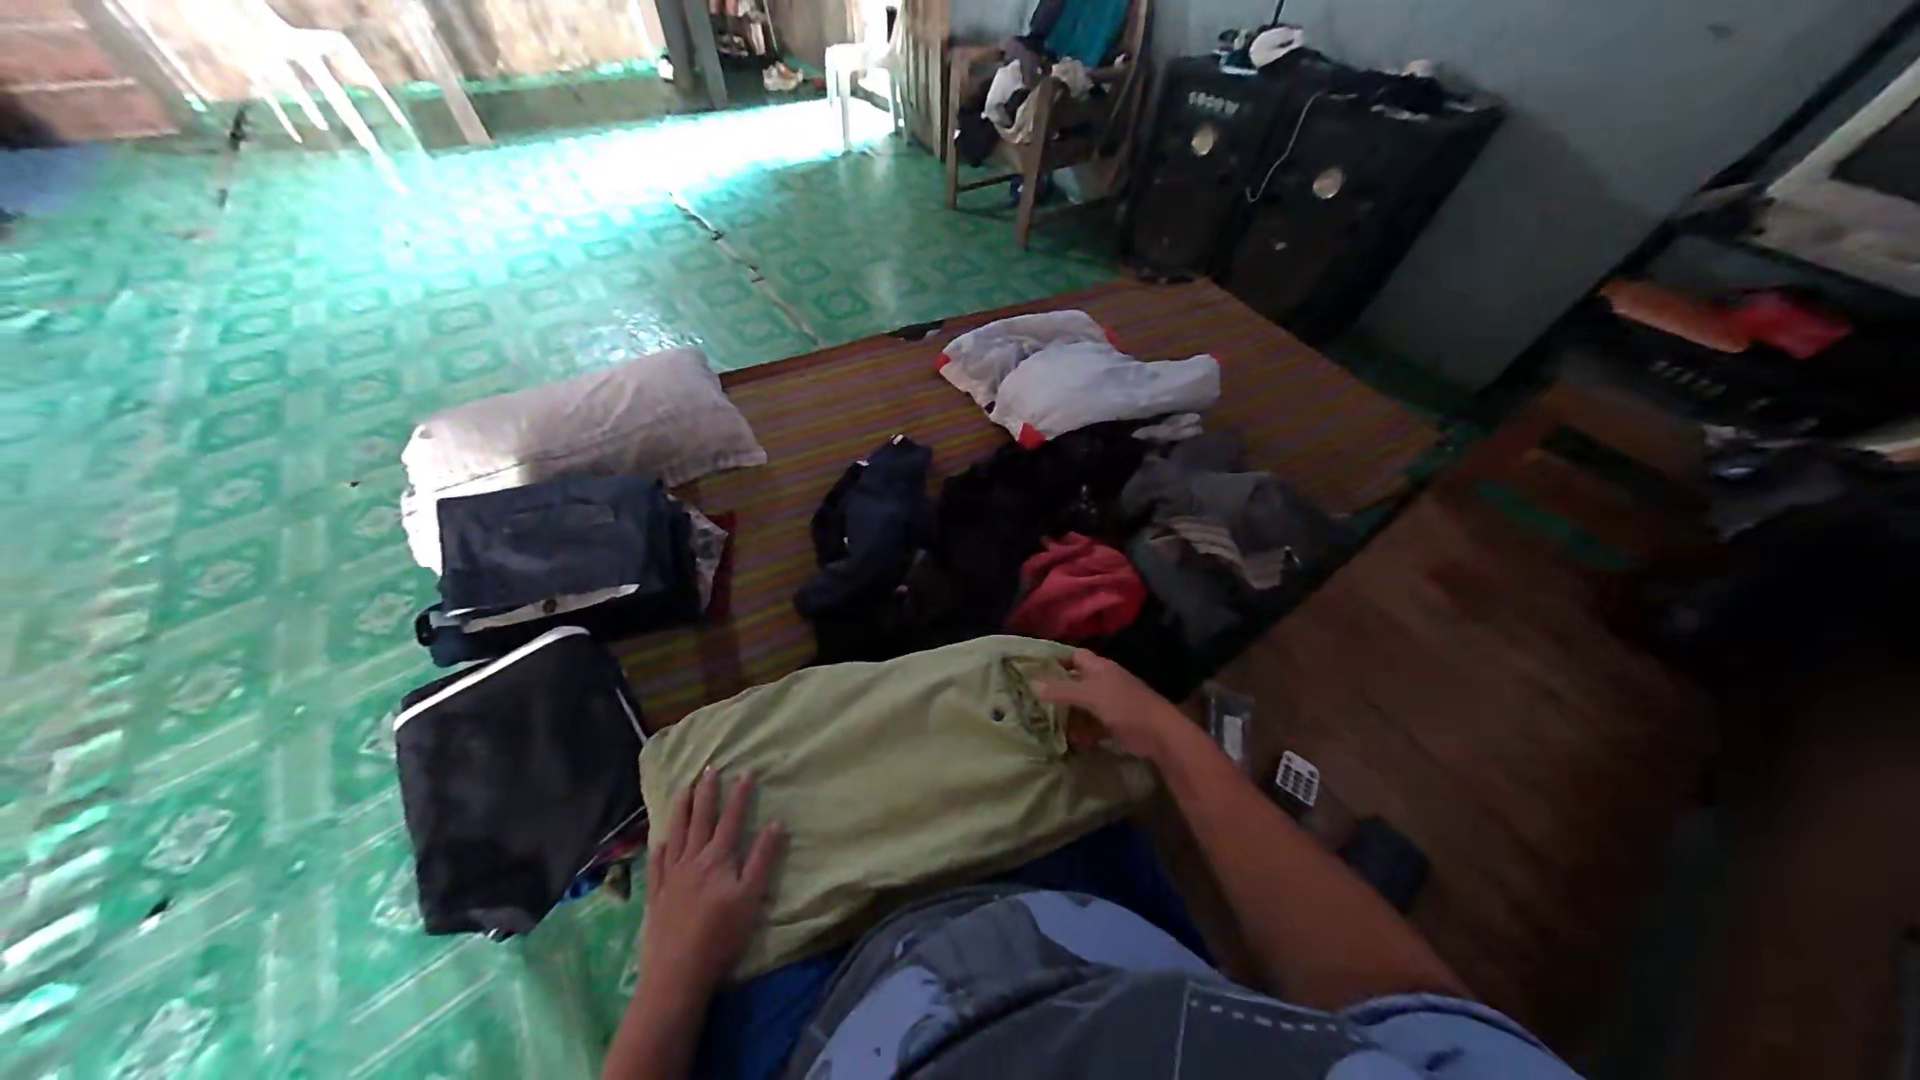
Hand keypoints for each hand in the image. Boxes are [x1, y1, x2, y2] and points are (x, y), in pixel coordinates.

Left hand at [640, 768, 784, 991]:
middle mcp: (692, 860)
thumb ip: (762, 859)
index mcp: (718, 859)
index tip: (746, 772)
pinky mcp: (656, 896)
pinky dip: (659, 847)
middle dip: (707, 792)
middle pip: (700, 819)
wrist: (677, 974)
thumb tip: (775, 824)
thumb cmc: (721, 936)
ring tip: (684, 789)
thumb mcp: (751, 897)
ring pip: (676, 834)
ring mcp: (670, 877)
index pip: (731, 819)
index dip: (739, 795)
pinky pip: (656, 864)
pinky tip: (659, 839)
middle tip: (709, 768)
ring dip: (681, 809)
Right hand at [1033, 649, 1193, 762]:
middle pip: (1076, 682)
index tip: (1035, 669)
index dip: (1057, 660)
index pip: (1074, 656)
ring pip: (1082, 705)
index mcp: (1100, 668)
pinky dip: (1081, 732)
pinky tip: (1071, 741)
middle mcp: (1104, 681)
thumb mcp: (1090, 696)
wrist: (1159, 734)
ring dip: (1068, 715)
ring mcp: (1109, 703)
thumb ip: (1061, 690)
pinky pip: (1091, 724)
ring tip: (1047, 724)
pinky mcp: (1113, 723)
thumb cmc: (1124, 706)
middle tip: (1035, 700)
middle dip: (1058, 692)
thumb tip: (1032, 684)